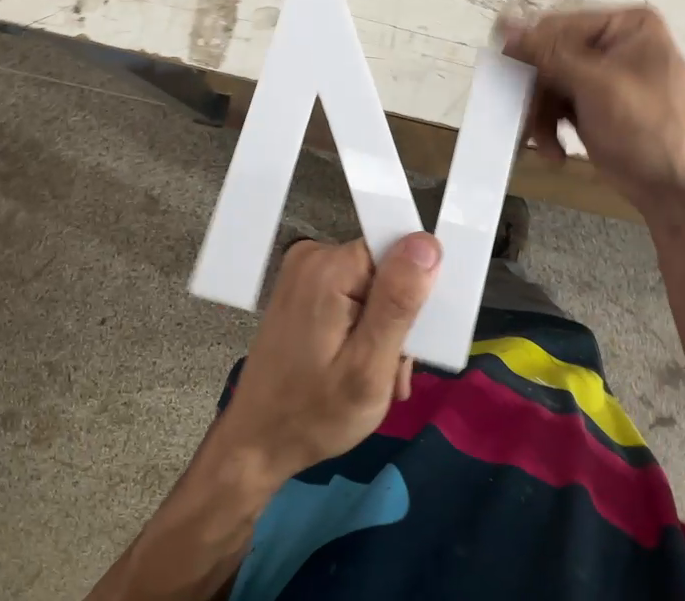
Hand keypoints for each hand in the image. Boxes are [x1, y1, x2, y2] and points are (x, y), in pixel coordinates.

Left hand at [217, 234, 441, 483]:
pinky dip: (365, 331)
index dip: (413, 294)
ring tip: (380, 379)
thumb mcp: (369, 366)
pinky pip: (353, 296)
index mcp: (329, 267)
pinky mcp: (303, 290)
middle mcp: (313, 257)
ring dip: (385, 332)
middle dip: (399, 321)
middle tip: (394, 373)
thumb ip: (399, 302)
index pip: (398, 251)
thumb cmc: (315, 414)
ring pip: (373, 288)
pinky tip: (361, 368)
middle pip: (386, 270)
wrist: (257, 442)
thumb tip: (426, 242)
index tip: (411, 342)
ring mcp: (305, 273)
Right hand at [502, 7, 684, 217]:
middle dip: (536, 93)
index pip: (558, 27)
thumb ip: (549, 54)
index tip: (501, 80)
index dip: (528, 52)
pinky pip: (557, 107)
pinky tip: (554, 152)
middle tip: (521, 120)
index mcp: (626, 25)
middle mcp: (614, 44)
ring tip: (543, 146)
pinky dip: (550, 129)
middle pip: (549, 56)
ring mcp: (605, 77)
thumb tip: (503, 22)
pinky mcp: (596, 107)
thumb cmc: (650, 130)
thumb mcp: (597, 86)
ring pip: (548, 84)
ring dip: (540, 116)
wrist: (684, 192)